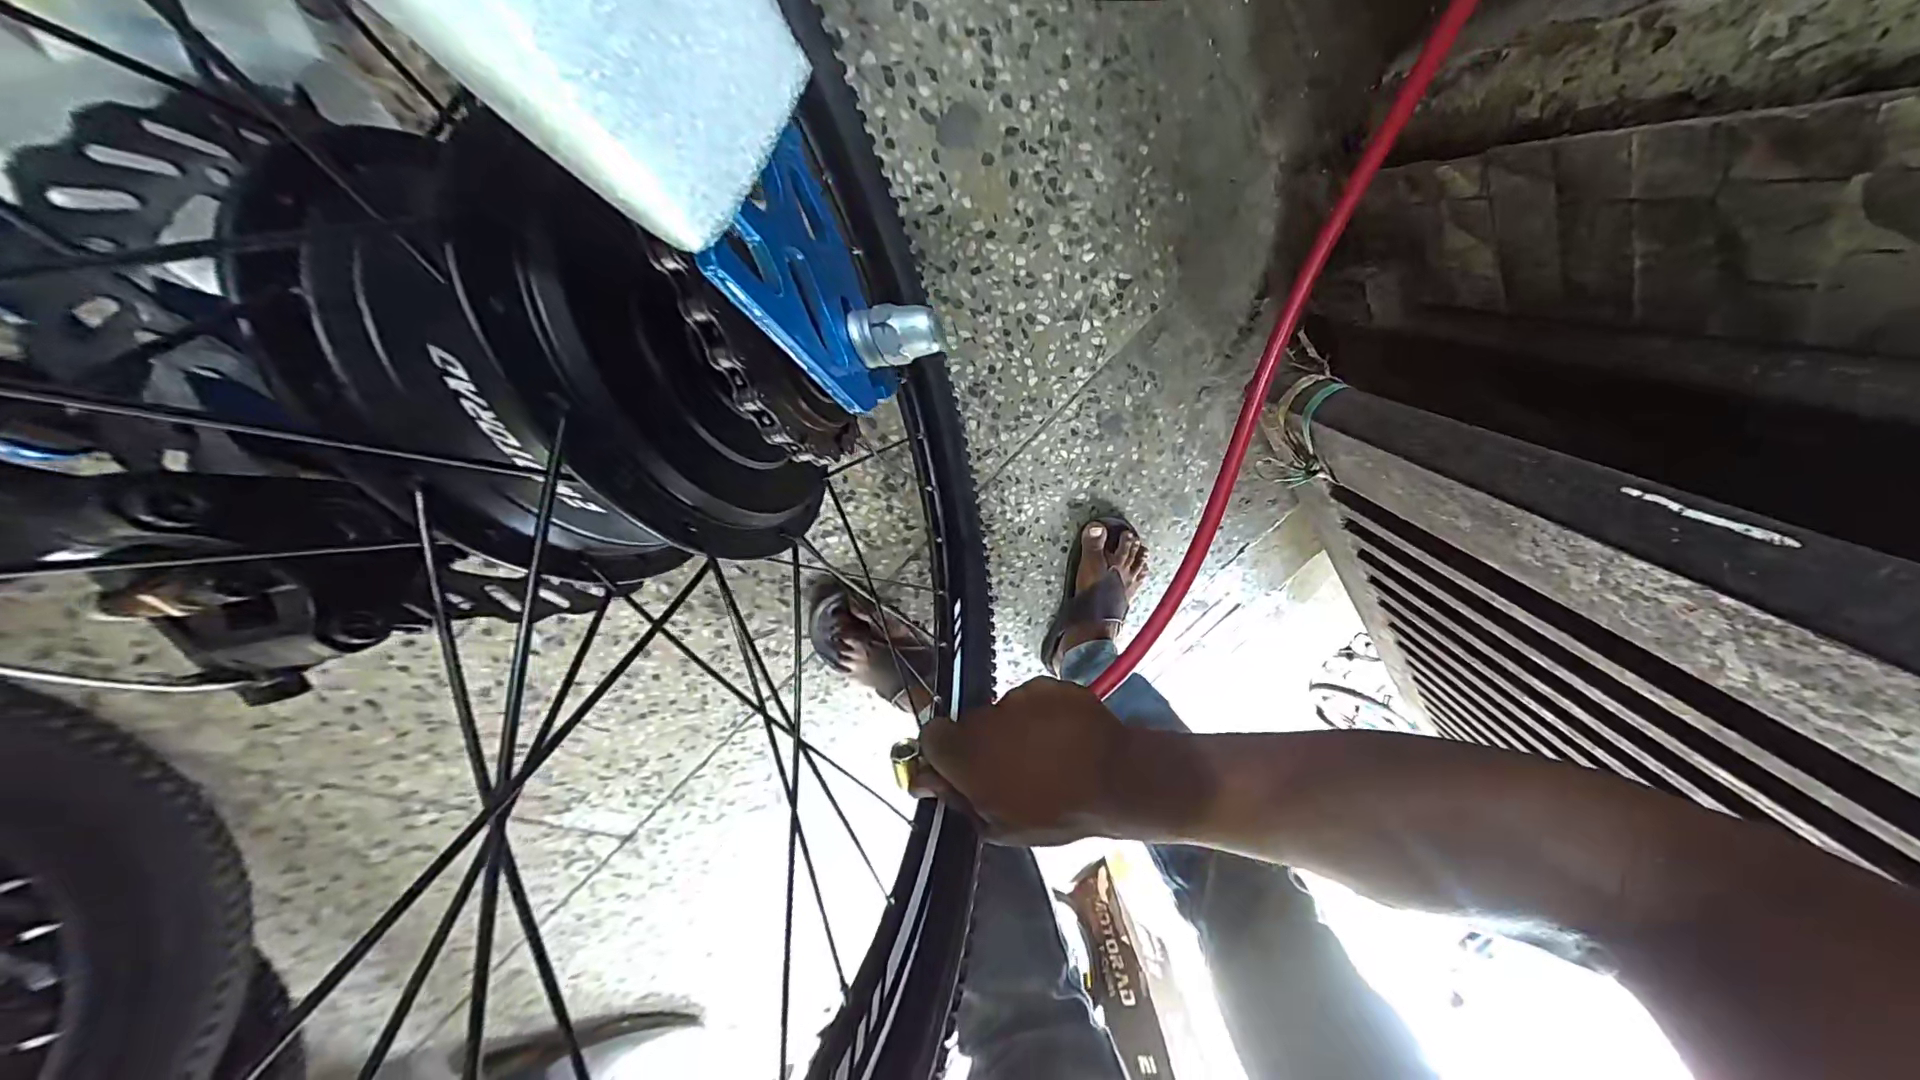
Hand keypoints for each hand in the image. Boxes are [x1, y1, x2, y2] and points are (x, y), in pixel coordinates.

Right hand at [910, 676, 1139, 844]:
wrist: (1116, 778)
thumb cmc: (1056, 811)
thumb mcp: (1000, 826)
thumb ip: (957, 800)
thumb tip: (926, 781)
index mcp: (966, 754)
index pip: (930, 736)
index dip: (941, 751)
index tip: (957, 767)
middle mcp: (985, 717)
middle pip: (968, 724)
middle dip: (981, 744)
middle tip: (1009, 769)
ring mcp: (1017, 696)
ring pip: (1002, 712)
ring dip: (1013, 729)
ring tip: (1044, 754)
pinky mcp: (1045, 684)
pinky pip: (1031, 699)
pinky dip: (1040, 715)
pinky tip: (1062, 737)